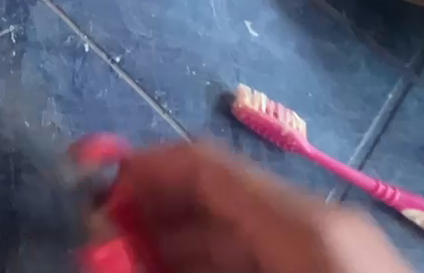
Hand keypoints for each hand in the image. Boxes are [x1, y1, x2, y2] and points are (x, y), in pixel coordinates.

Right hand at [114, 142, 411, 272]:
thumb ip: (164, 264)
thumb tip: (95, 249)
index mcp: (301, 220)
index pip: (197, 162)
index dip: (135, 172)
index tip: (88, 201)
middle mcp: (318, 225)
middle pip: (211, 197)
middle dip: (150, 220)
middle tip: (103, 251)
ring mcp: (334, 257)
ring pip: (232, 235)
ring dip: (175, 252)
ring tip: (132, 271)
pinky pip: (260, 262)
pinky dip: (212, 270)